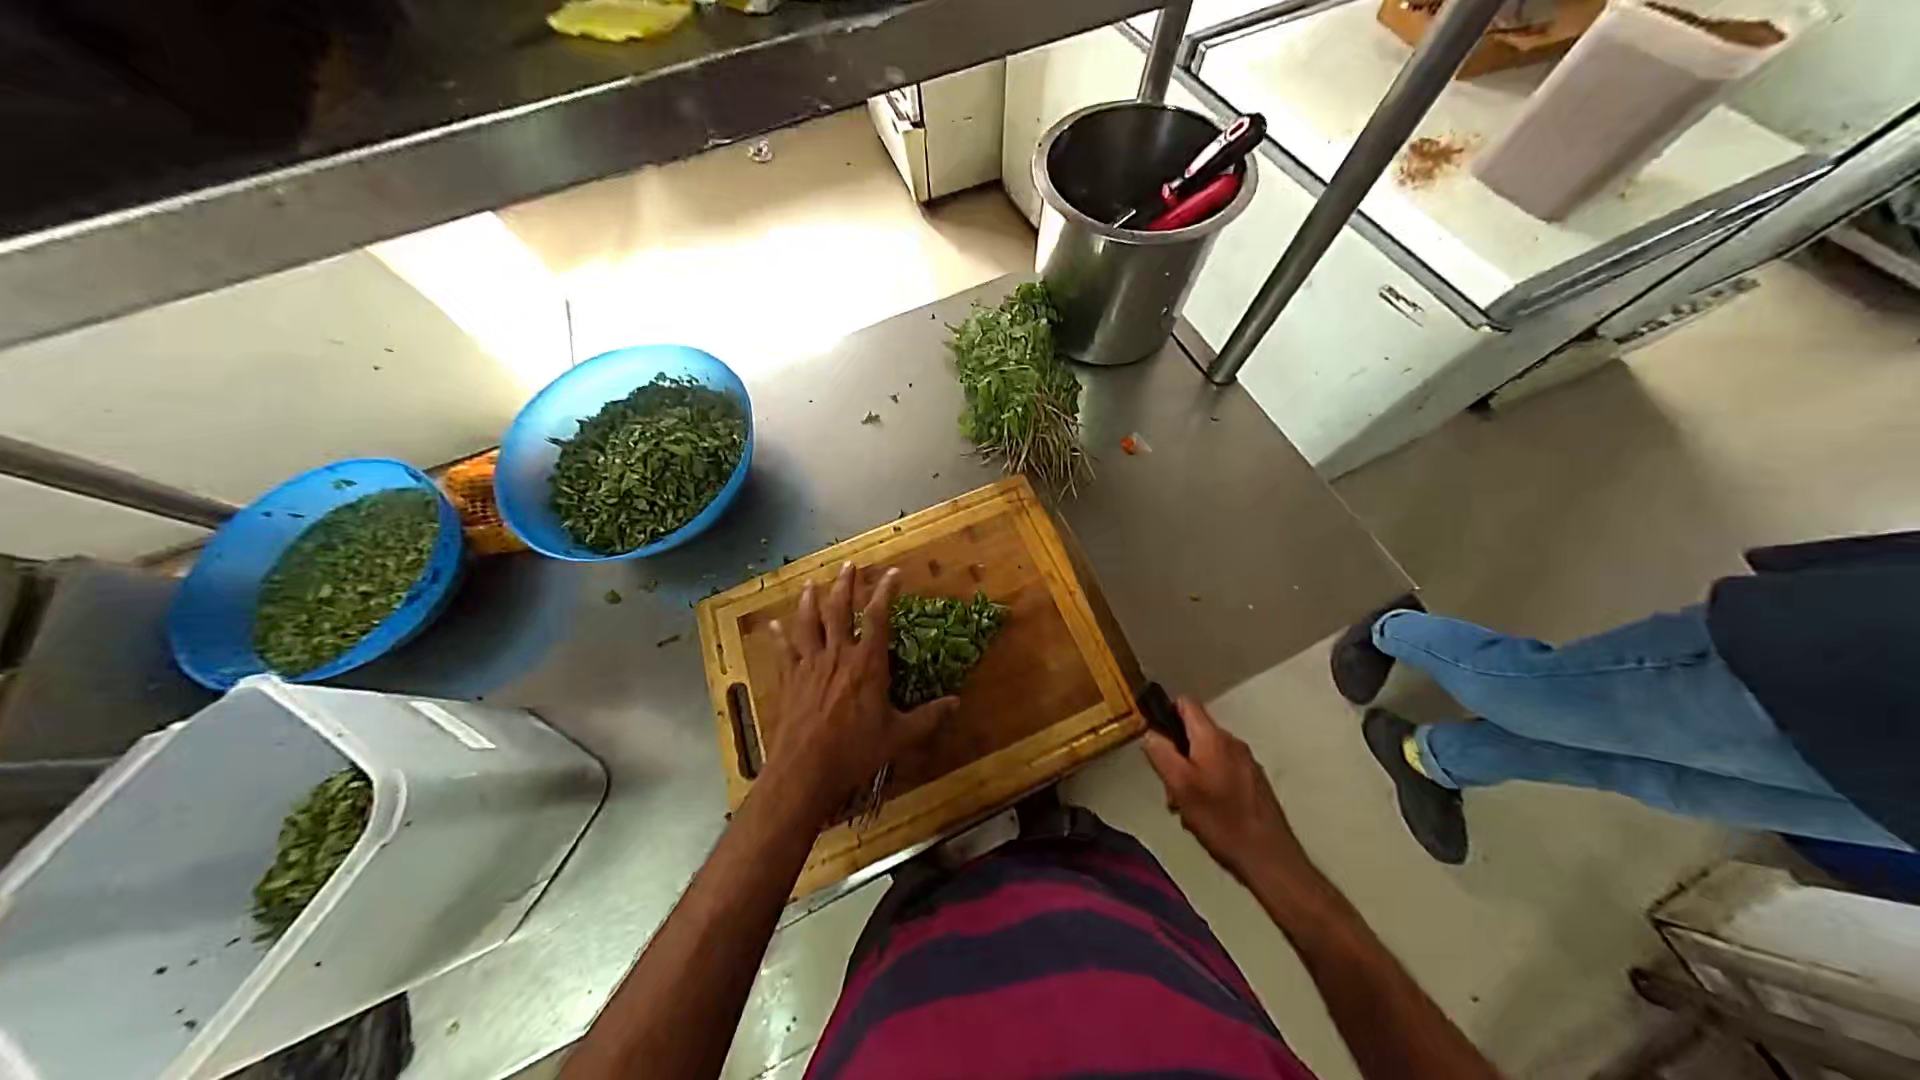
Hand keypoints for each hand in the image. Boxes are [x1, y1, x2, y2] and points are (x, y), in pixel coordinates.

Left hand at [765, 562, 958, 818]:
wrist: (805, 769)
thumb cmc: (855, 751)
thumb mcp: (899, 735)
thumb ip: (928, 717)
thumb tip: (957, 703)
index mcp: (867, 664)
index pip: (878, 617)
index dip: (885, 592)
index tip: (892, 573)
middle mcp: (837, 656)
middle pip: (839, 610)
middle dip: (845, 585)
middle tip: (848, 565)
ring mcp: (809, 665)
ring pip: (808, 624)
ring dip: (809, 601)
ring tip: (811, 583)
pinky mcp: (789, 680)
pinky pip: (784, 650)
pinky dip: (779, 635)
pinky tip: (773, 624)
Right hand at [1143, 697, 1308, 884]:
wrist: (1269, 857)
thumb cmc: (1221, 819)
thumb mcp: (1180, 785)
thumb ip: (1161, 753)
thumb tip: (1150, 733)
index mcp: (1213, 738)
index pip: (1185, 704)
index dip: (1164, 713)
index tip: (1154, 738)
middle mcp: (1232, 743)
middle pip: (1194, 733)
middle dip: (1176, 754)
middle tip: (1169, 786)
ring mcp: (1246, 763)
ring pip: (1206, 755)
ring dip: (1190, 774)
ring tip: (1186, 806)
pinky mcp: (1254, 783)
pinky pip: (1221, 772)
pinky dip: (1207, 785)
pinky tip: (1206, 813)